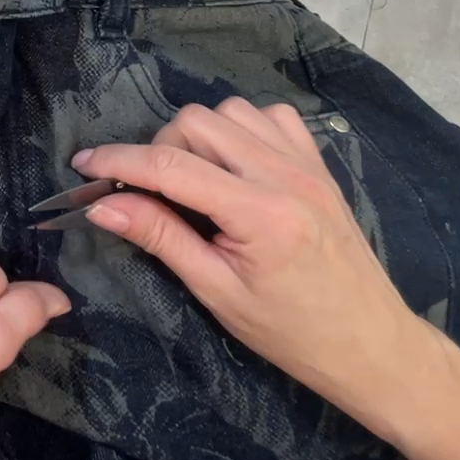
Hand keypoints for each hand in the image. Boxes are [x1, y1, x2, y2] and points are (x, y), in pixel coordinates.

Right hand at [71, 99, 428, 402]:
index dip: (116, 161)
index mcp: (260, 214)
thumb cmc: (292, 332)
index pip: (169, 166)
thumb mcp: (216, 291)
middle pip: (195, 123)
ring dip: (196, 136)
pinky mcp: (318, 163)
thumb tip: (101, 203)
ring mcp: (307, 164)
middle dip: (158, 148)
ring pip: (228, 111)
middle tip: (152, 191)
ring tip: (193, 178)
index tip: (83, 165)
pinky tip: (234, 162)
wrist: (376, 349)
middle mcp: (285, 175)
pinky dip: (239, 128)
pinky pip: (268, 116)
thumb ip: (159, 236)